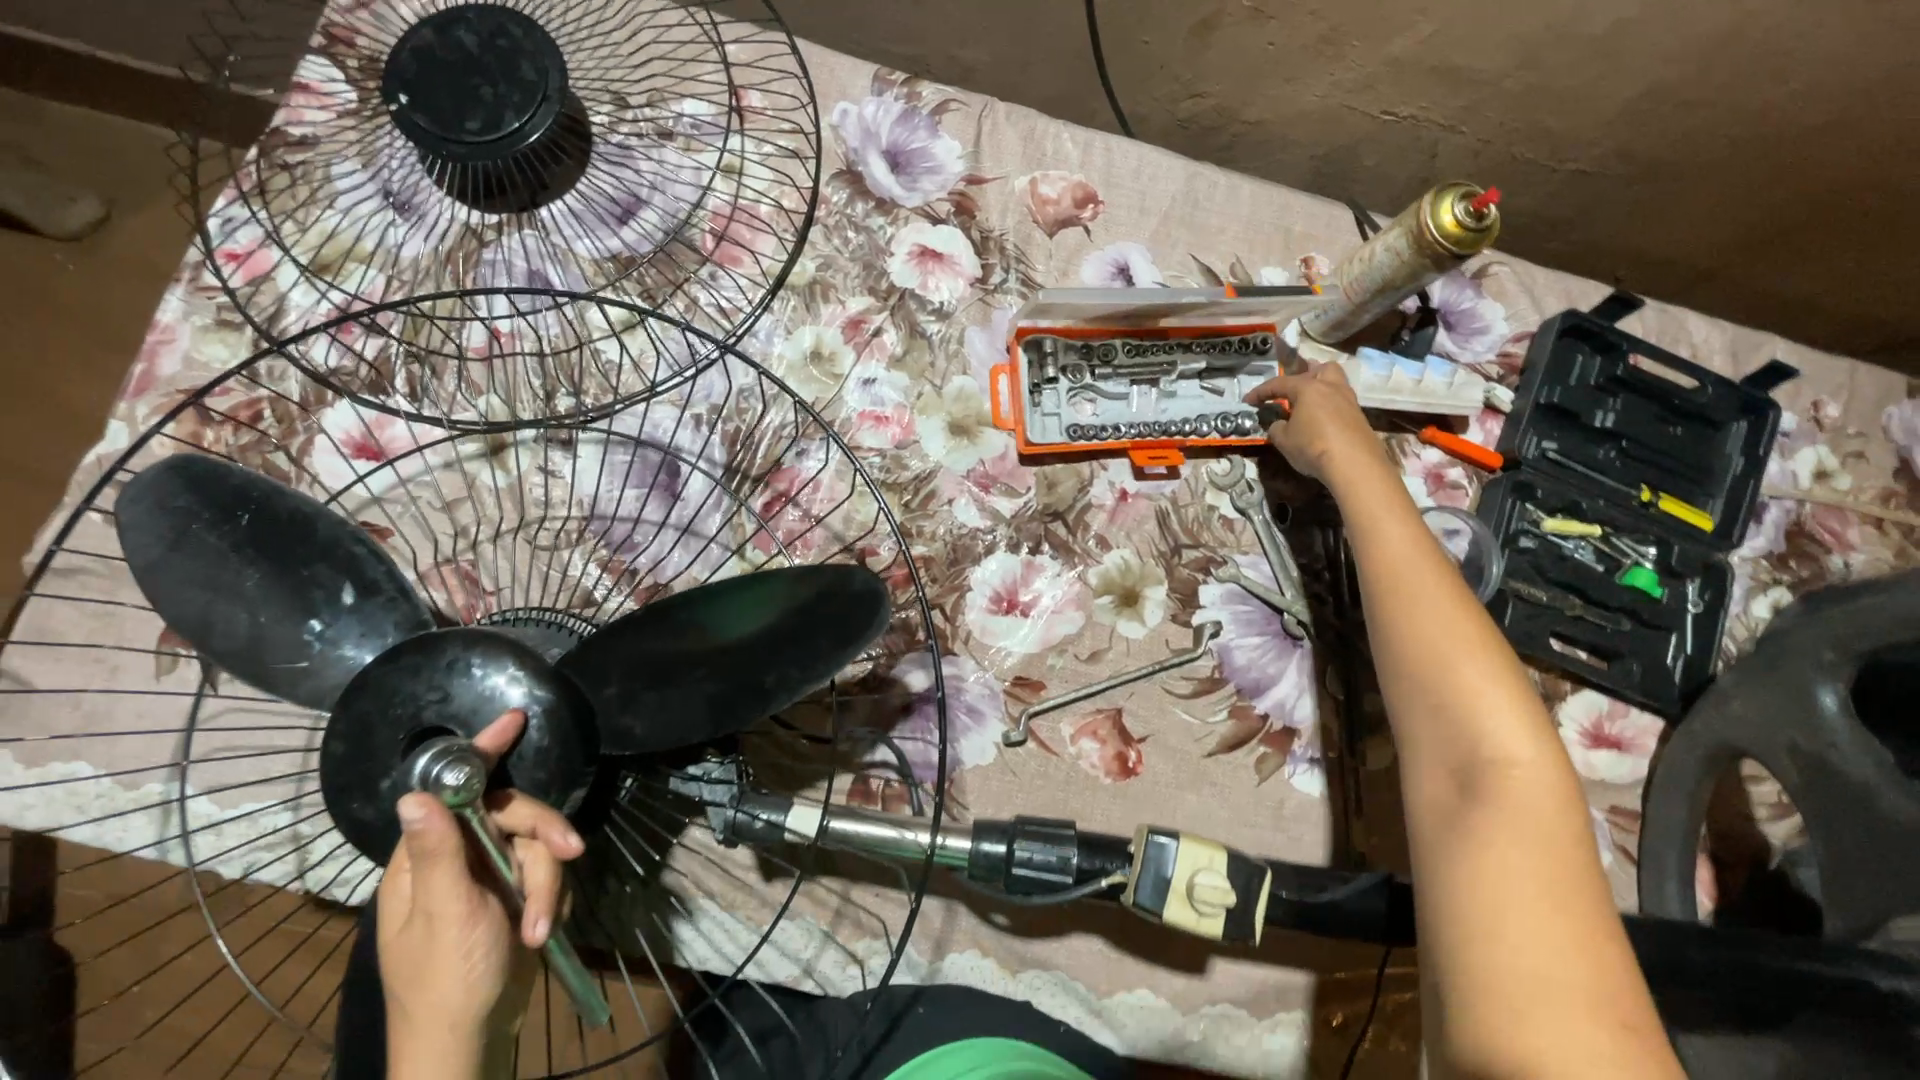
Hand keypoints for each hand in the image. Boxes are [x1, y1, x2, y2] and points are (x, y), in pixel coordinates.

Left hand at [377, 709, 586, 1077]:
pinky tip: (540, 932)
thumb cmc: (444, 980)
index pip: (453, 790)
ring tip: (539, 930)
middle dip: (545, 837)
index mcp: (425, 857)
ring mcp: (487, 879)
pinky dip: (548, 902)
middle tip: (574, 853)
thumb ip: (436, 853)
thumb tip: (413, 793)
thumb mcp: (445, 915)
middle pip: (514, 816)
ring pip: (537, 848)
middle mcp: (457, 859)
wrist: (466, 1040)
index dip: (483, 753)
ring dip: (546, 886)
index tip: (515, 720)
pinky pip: (544, 876)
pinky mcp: (512, 898)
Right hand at [1242, 362, 1378, 483]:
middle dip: (1306, 374)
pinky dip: (1329, 407)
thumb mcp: (1283, 440)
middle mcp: (1331, 387)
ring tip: (1308, 405)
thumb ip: (1277, 428)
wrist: (1354, 464)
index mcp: (1308, 388)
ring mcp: (1349, 401)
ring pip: (1335, 384)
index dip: (1260, 392)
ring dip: (1321, 389)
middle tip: (1294, 390)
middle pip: (1321, 369)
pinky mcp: (1359, 417)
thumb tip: (1280, 424)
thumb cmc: (1312, 446)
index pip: (1279, 384)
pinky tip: (1321, 422)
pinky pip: (1341, 403)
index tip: (1248, 401)